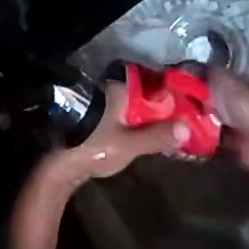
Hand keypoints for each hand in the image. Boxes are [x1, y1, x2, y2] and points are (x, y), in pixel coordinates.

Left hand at [49, 81, 194, 182]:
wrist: (59, 165)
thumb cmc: (93, 147)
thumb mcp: (130, 144)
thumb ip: (158, 136)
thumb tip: (186, 127)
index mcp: (120, 89)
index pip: (153, 83)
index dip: (172, 92)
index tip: (189, 103)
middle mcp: (112, 90)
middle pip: (147, 94)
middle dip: (164, 106)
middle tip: (184, 119)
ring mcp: (105, 103)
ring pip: (137, 105)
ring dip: (153, 116)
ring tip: (173, 128)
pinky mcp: (99, 117)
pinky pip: (128, 114)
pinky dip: (141, 122)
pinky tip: (151, 134)